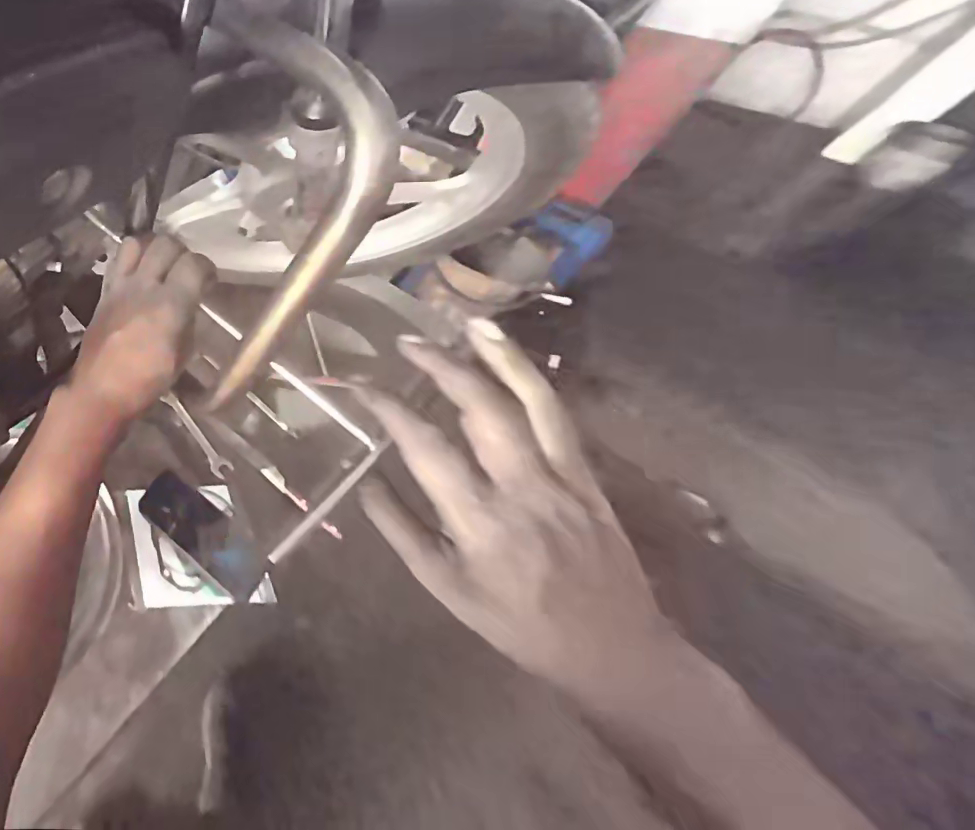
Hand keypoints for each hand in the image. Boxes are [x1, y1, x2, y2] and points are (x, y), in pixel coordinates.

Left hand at [68, 233, 213, 425]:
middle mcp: (145, 286)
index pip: (194, 263)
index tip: (209, 281)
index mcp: (170, 304)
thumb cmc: (145, 381)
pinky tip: (138, 274)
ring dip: (152, 248)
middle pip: (166, 244)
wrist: (99, 391)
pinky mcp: (103, 292)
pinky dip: (130, 259)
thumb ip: (188, 323)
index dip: (207, 268)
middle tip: (185, 270)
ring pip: (137, 242)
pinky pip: (116, 261)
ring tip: (160, 264)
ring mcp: (120, 286)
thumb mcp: (182, 356)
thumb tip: (189, 306)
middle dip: (182, 252)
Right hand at [354, 318, 680, 699]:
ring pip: (532, 402)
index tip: (360, 384)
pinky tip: (511, 358)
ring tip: (467, 324)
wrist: (614, 651)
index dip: (388, 407)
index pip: (424, 445)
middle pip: (481, 409)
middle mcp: (522, 489)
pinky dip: (532, 380)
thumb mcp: (444, 586)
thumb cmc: (516, 622)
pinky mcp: (588, 476)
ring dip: (497, 356)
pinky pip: (559, 417)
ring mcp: (563, 478)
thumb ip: (400, 529)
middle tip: (408, 342)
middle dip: (441, 365)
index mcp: (478, 521)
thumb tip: (365, 478)